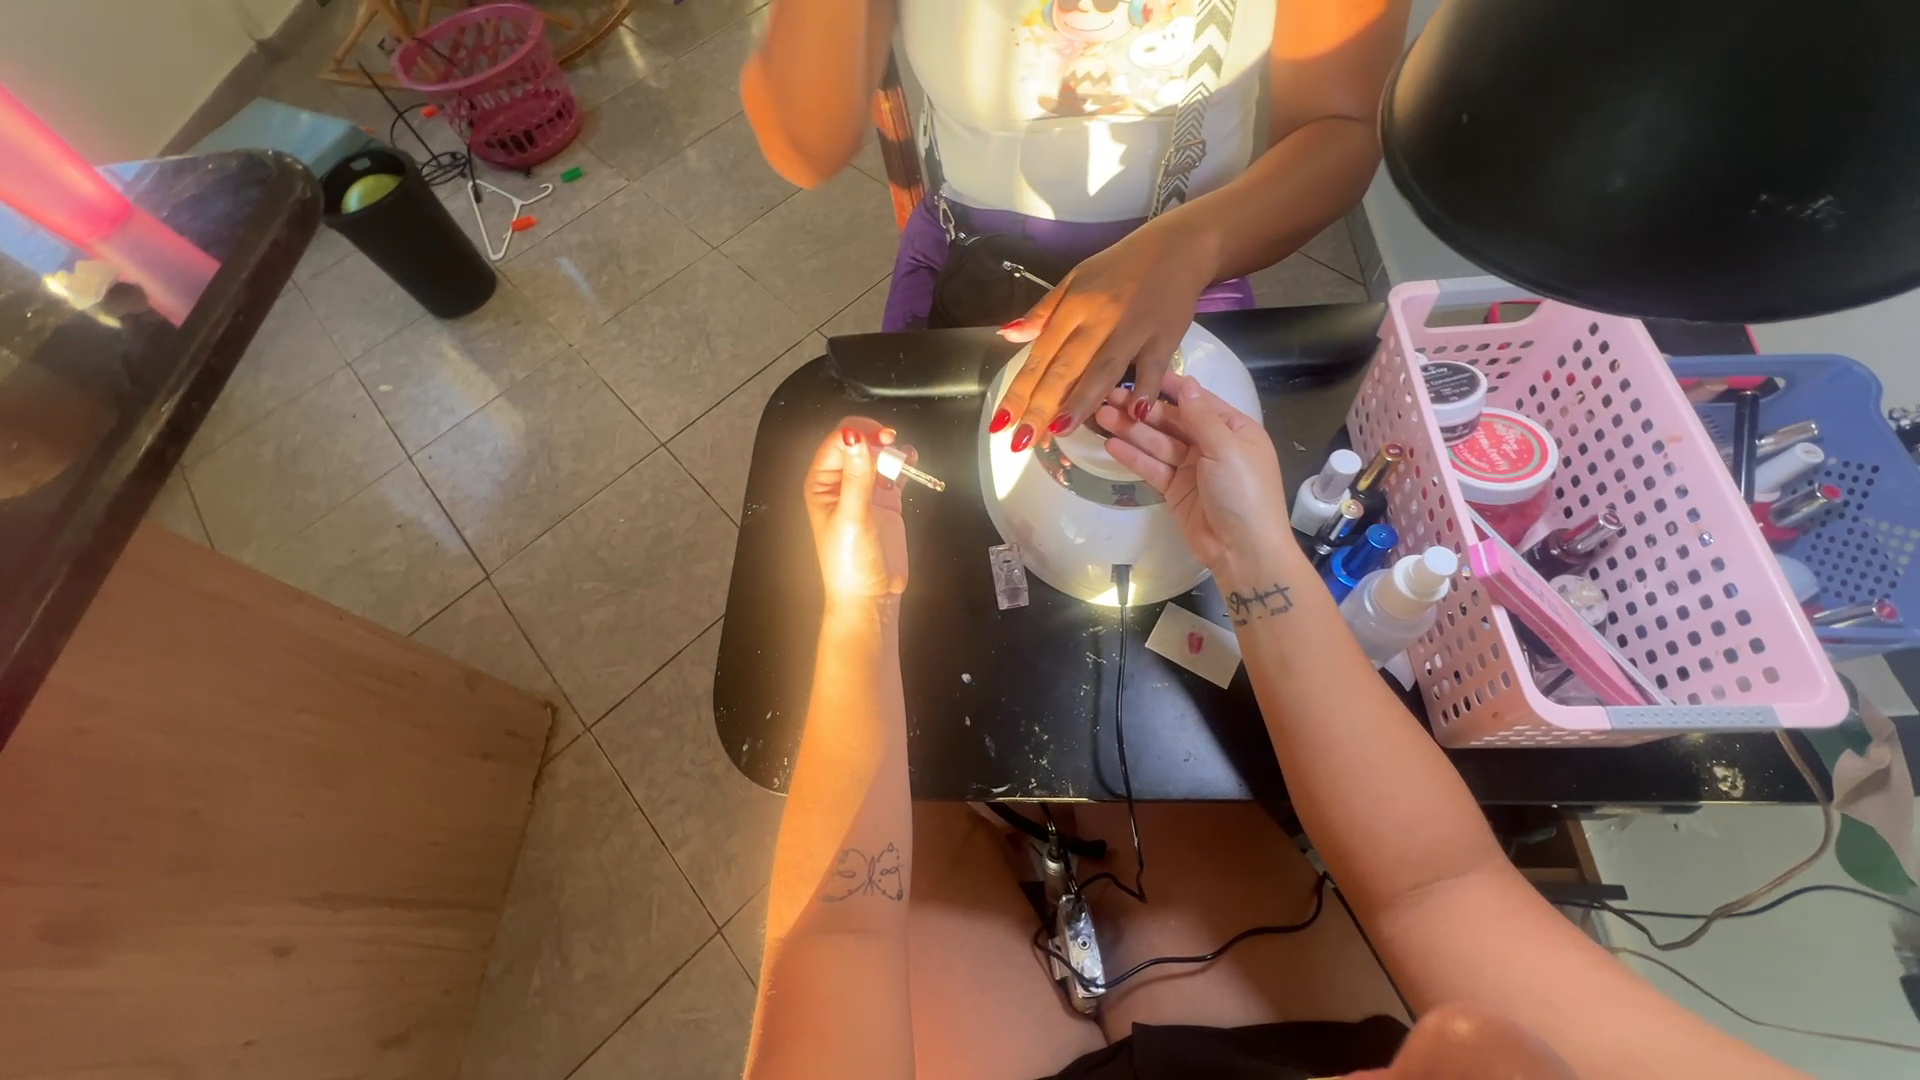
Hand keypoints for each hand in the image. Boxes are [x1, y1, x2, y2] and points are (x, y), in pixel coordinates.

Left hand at [804, 418, 911, 603]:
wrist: (869, 597)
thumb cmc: (849, 562)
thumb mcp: (852, 517)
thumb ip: (857, 477)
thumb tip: (856, 437)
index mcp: (821, 483)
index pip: (837, 443)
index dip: (858, 433)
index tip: (882, 436)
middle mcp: (840, 483)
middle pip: (857, 445)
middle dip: (874, 437)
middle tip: (893, 442)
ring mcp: (864, 491)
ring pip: (876, 456)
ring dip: (889, 449)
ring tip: (904, 454)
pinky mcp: (885, 502)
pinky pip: (893, 473)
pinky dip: (902, 463)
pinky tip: (910, 460)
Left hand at [992, 219, 1215, 450]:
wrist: (1177, 246)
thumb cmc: (1119, 268)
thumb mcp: (1075, 280)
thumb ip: (1042, 312)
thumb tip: (1007, 336)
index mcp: (1073, 308)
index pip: (1040, 357)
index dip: (1020, 391)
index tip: (1000, 423)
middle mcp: (1098, 320)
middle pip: (1066, 369)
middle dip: (1041, 407)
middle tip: (1021, 441)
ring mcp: (1133, 330)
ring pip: (1103, 370)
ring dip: (1081, 401)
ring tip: (1059, 431)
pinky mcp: (1165, 338)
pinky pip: (1153, 367)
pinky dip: (1145, 388)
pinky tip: (1135, 413)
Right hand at [1096, 372, 1290, 570]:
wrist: (1243, 550)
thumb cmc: (1244, 492)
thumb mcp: (1227, 448)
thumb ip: (1201, 416)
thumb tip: (1186, 383)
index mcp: (1233, 428)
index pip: (1197, 400)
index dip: (1169, 387)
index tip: (1140, 373)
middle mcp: (1212, 444)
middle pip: (1172, 421)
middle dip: (1142, 409)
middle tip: (1108, 397)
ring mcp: (1191, 468)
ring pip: (1157, 443)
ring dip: (1131, 430)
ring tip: (1101, 416)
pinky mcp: (1175, 489)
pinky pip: (1151, 467)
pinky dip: (1132, 456)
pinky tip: (1111, 445)